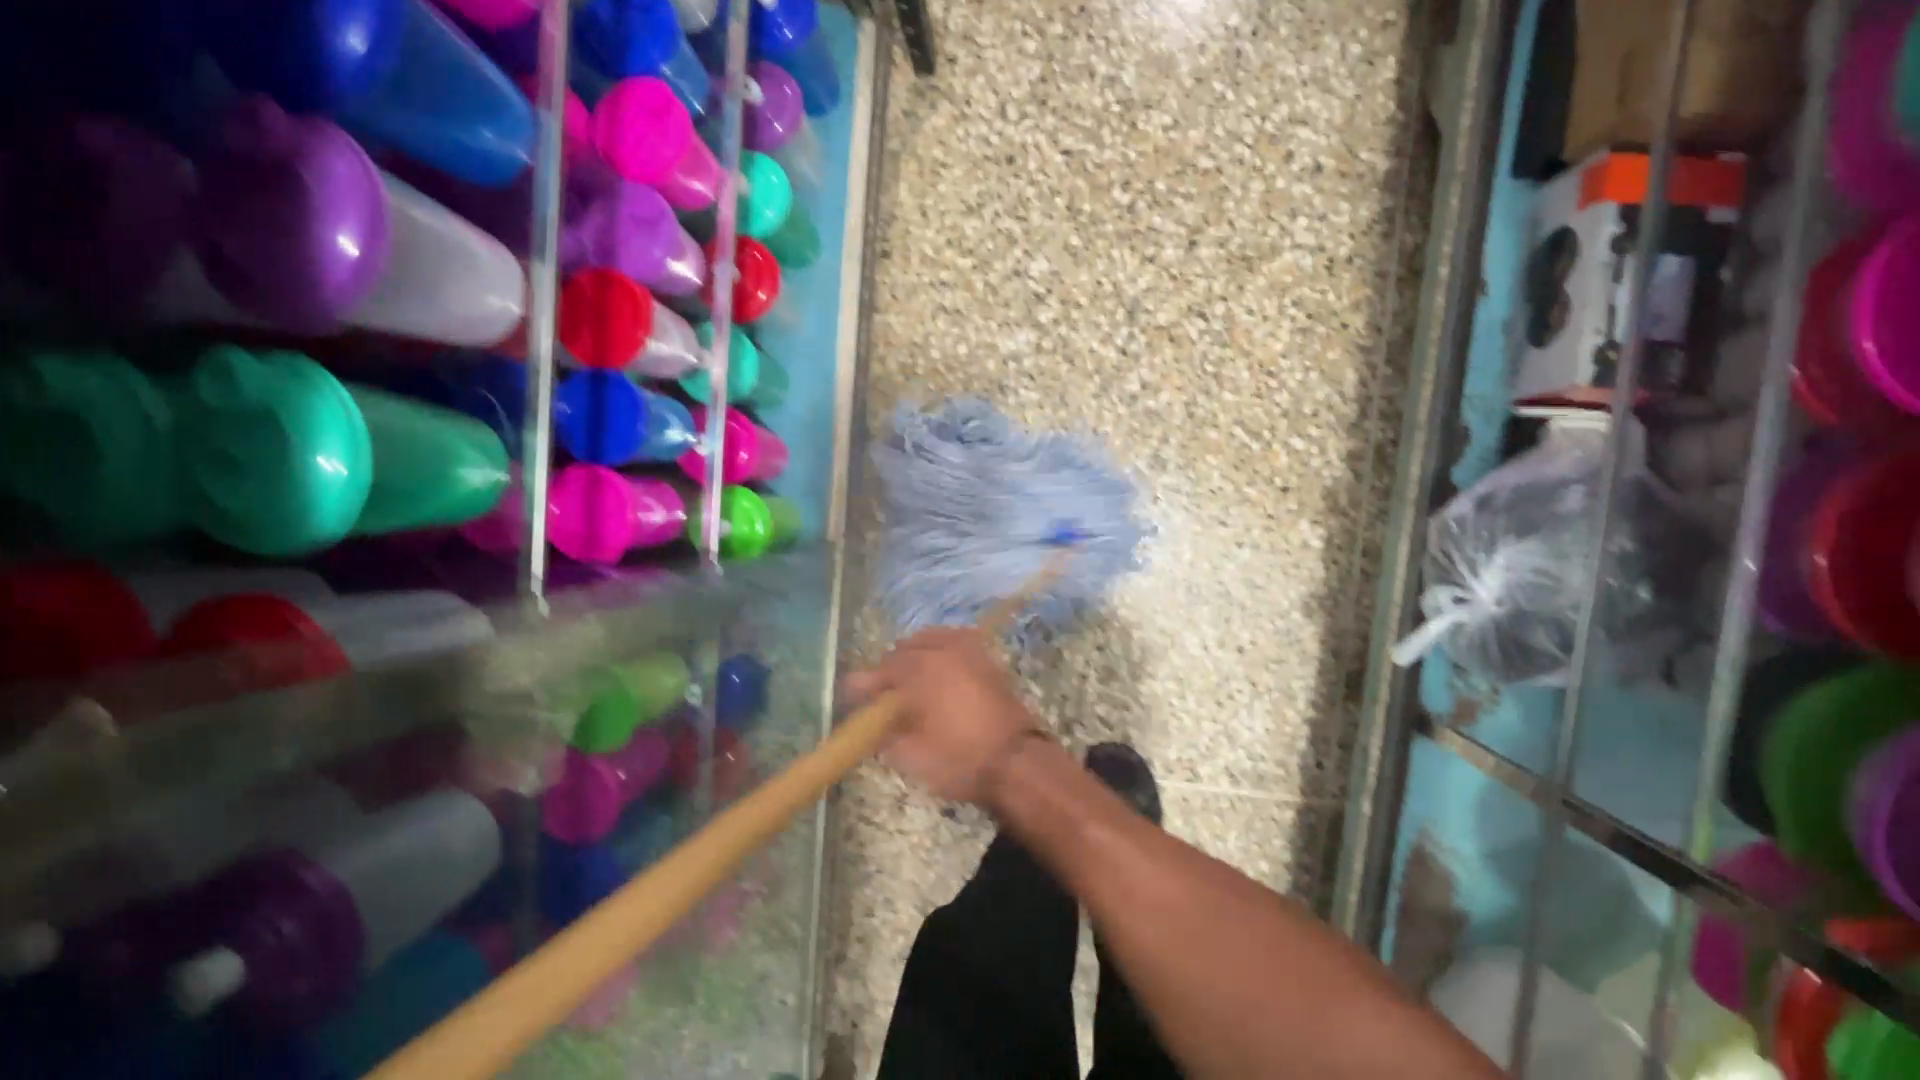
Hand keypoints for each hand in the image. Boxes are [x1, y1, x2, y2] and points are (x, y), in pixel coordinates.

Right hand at [845, 627, 1042, 803]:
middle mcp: (942, 651)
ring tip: (910, 679)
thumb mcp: (911, 755)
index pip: (879, 671)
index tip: (851, 699)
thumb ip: (885, 735)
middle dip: (889, 669)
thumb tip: (876, 726)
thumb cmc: (959, 760)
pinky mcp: (989, 661)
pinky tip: (940, 672)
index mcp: (918, 670)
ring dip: (915, 654)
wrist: (1018, 763)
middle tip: (883, 694)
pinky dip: (942, 651)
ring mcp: (970, 652)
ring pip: (932, 640)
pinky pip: (957, 643)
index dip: (862, 686)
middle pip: (903, 649)